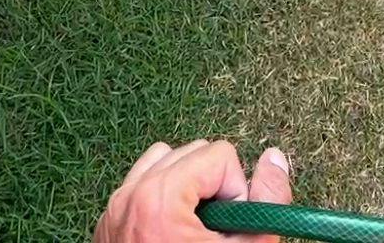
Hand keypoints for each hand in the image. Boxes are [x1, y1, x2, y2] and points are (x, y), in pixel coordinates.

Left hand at [94, 139, 292, 242]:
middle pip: (195, 152)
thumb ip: (267, 203)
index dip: (235, 192)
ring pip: (168, 158)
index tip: (226, 230)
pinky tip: (173, 229)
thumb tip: (273, 158)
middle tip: (212, 232)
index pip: (220, 155)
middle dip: (213, 187)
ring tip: (193, 229)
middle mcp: (133, 194)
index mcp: (160, 199)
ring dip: (188, 184)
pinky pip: (144, 177)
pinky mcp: (110, 218)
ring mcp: (117, 206)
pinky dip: (163, 192)